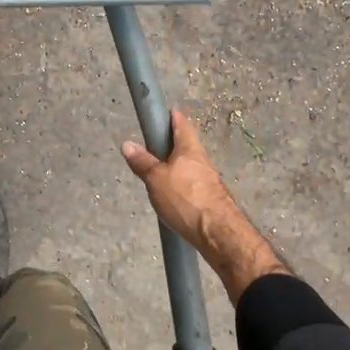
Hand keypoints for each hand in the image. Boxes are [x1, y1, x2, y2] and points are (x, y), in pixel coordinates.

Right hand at [123, 111, 284, 301]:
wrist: (222, 237)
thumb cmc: (186, 200)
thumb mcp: (156, 179)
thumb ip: (142, 162)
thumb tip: (127, 144)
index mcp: (190, 150)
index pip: (182, 125)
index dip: (173, 117)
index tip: (166, 112)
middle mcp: (204, 163)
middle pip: (188, 148)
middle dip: (174, 146)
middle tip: (156, 148)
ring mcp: (212, 184)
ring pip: (192, 169)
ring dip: (179, 169)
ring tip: (162, 176)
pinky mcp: (215, 204)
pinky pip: (196, 188)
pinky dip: (185, 188)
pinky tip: (176, 198)